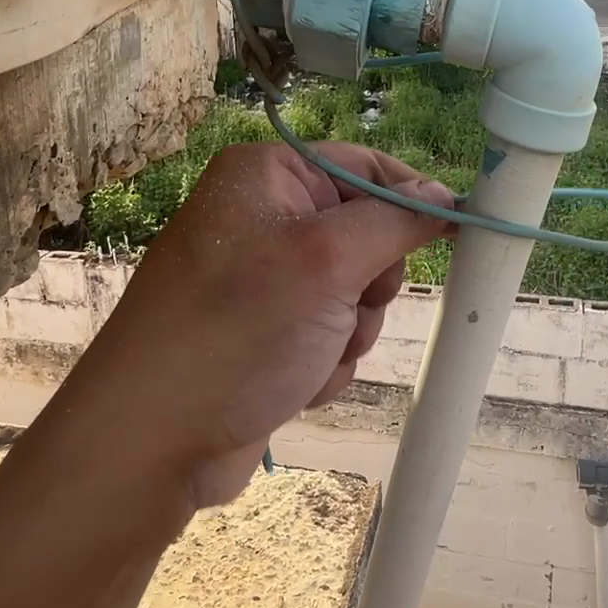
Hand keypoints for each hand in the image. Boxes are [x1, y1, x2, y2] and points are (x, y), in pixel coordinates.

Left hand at [56, 142, 452, 506]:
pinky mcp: (267, 332)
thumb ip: (395, 220)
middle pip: (365, 234)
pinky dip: (325, 361)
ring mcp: (264, 280)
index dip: (409, 198)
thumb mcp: (328, 261)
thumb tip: (442, 193)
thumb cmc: (238, 330)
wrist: (153, 442)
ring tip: (312, 354)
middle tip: (349, 306)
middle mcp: (264, 217)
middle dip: (367, 284)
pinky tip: (294, 382)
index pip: (364, 165)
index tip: (454, 230)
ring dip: (348, 331)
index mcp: (268, 176)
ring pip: (354, 293)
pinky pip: (330, 333)